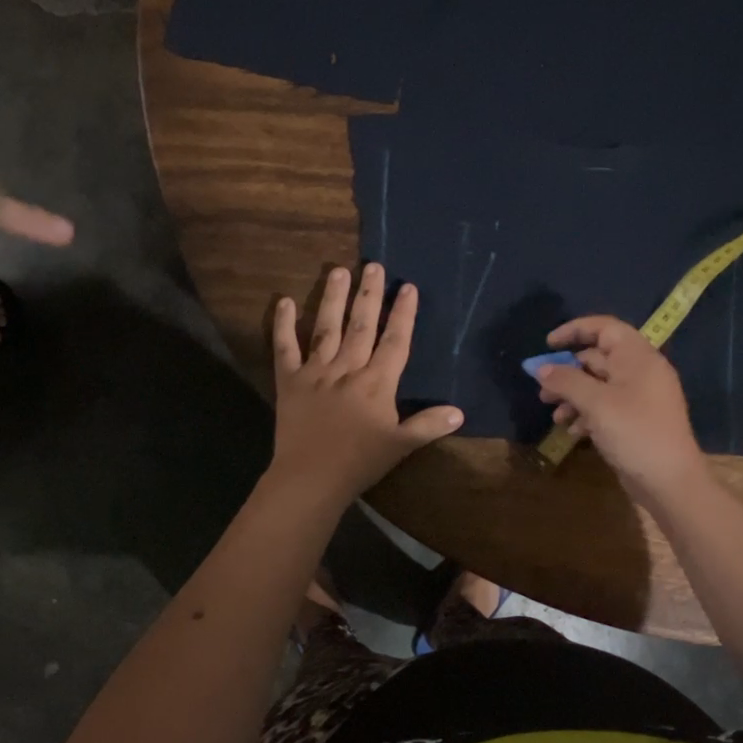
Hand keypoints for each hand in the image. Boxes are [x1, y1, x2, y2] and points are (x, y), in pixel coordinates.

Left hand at [267, 263, 463, 504]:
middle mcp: (347, 368)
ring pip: (326, 327)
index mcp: (376, 382)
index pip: (394, 340)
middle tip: (373, 265)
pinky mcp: (289, 381)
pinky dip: (283, 324)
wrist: (312, 477)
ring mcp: (316, 371)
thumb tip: (459, 411)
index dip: (403, 313)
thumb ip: (428, 425)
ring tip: (339, 270)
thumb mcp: (400, 446)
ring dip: (333, 298)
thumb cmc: (359, 462)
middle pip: (361, 324)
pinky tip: (285, 301)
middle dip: (369, 294)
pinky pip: (285, 348)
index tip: (407, 287)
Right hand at [535, 315, 704, 489]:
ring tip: (555, 415)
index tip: (547, 344)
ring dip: (572, 396)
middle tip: (543, 390)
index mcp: (638, 357)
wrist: (669, 481)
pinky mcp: (634, 420)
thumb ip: (566, 381)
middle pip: (597, 358)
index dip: (575, 330)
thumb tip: (540, 368)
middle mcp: (640, 372)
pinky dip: (586, 413)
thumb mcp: (596, 403)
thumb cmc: (634, 432)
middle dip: (567, 372)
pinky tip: (572, 431)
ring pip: (597, 385)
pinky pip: (605, 406)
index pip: (605, 328)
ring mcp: (638, 397)